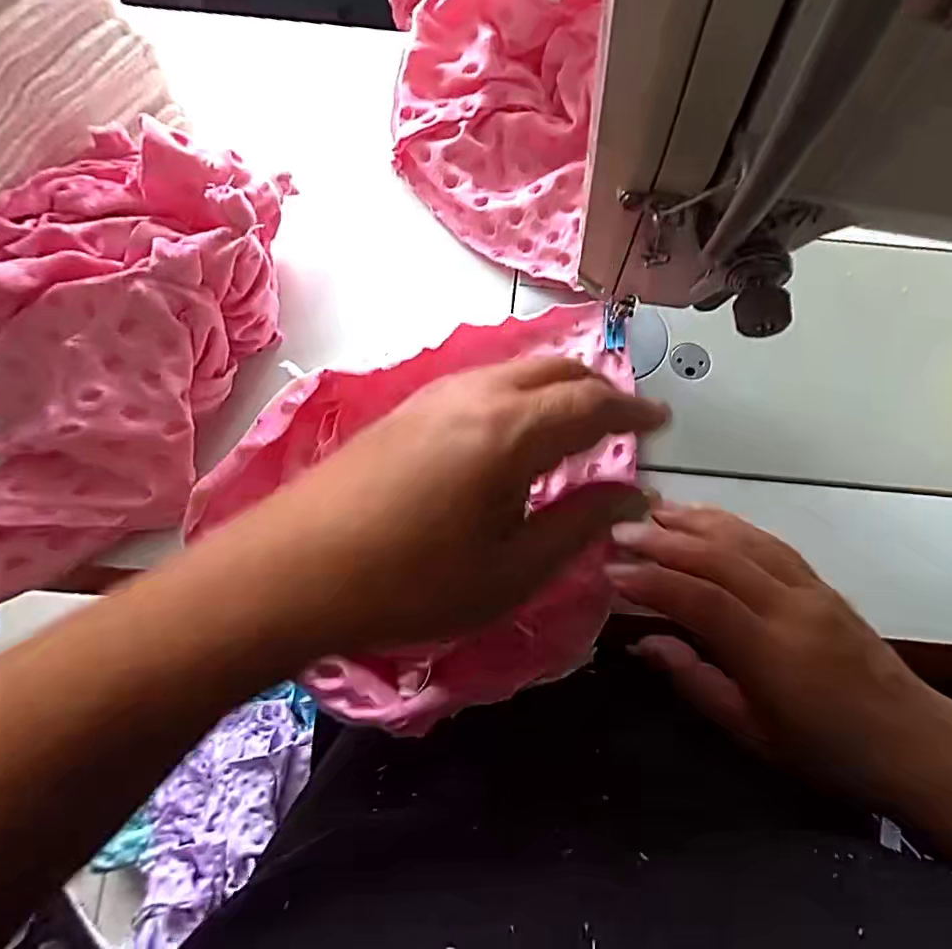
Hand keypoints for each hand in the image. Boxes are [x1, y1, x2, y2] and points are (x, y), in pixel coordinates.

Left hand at [221, 357, 667, 654]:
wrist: (291, 571)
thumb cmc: (410, 582)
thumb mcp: (511, 569)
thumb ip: (579, 524)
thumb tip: (632, 496)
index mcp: (512, 431)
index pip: (592, 405)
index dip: (633, 412)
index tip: (659, 422)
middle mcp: (478, 394)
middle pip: (558, 370)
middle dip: (600, 390)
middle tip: (623, 423)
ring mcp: (437, 394)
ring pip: (519, 369)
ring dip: (559, 387)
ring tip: (577, 423)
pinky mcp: (408, 407)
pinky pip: (486, 382)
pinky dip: (522, 394)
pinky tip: (516, 431)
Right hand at [608, 503, 951, 806]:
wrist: (913, 741)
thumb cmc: (827, 751)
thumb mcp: (754, 734)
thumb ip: (696, 681)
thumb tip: (644, 642)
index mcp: (772, 653)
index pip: (702, 600)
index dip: (653, 581)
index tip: (611, 571)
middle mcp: (791, 608)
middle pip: (719, 557)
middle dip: (664, 539)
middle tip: (620, 530)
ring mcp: (810, 588)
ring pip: (745, 539)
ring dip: (695, 520)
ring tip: (654, 510)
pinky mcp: (821, 581)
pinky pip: (769, 541)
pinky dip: (730, 523)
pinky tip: (707, 518)